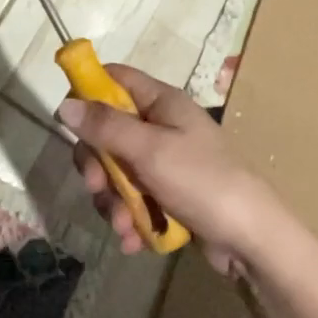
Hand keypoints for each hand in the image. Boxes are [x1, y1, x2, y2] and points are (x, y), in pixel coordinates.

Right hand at [57, 65, 277, 273]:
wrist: (252, 239)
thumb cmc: (202, 180)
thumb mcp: (149, 150)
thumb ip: (105, 126)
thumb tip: (64, 103)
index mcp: (161, 101)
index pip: (114, 79)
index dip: (87, 93)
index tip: (69, 120)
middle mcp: (161, 126)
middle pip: (107, 131)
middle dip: (97, 164)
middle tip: (97, 186)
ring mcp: (165, 162)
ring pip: (117, 170)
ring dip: (111, 199)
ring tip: (121, 224)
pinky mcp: (168, 194)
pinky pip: (134, 197)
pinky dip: (129, 217)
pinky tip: (132, 239)